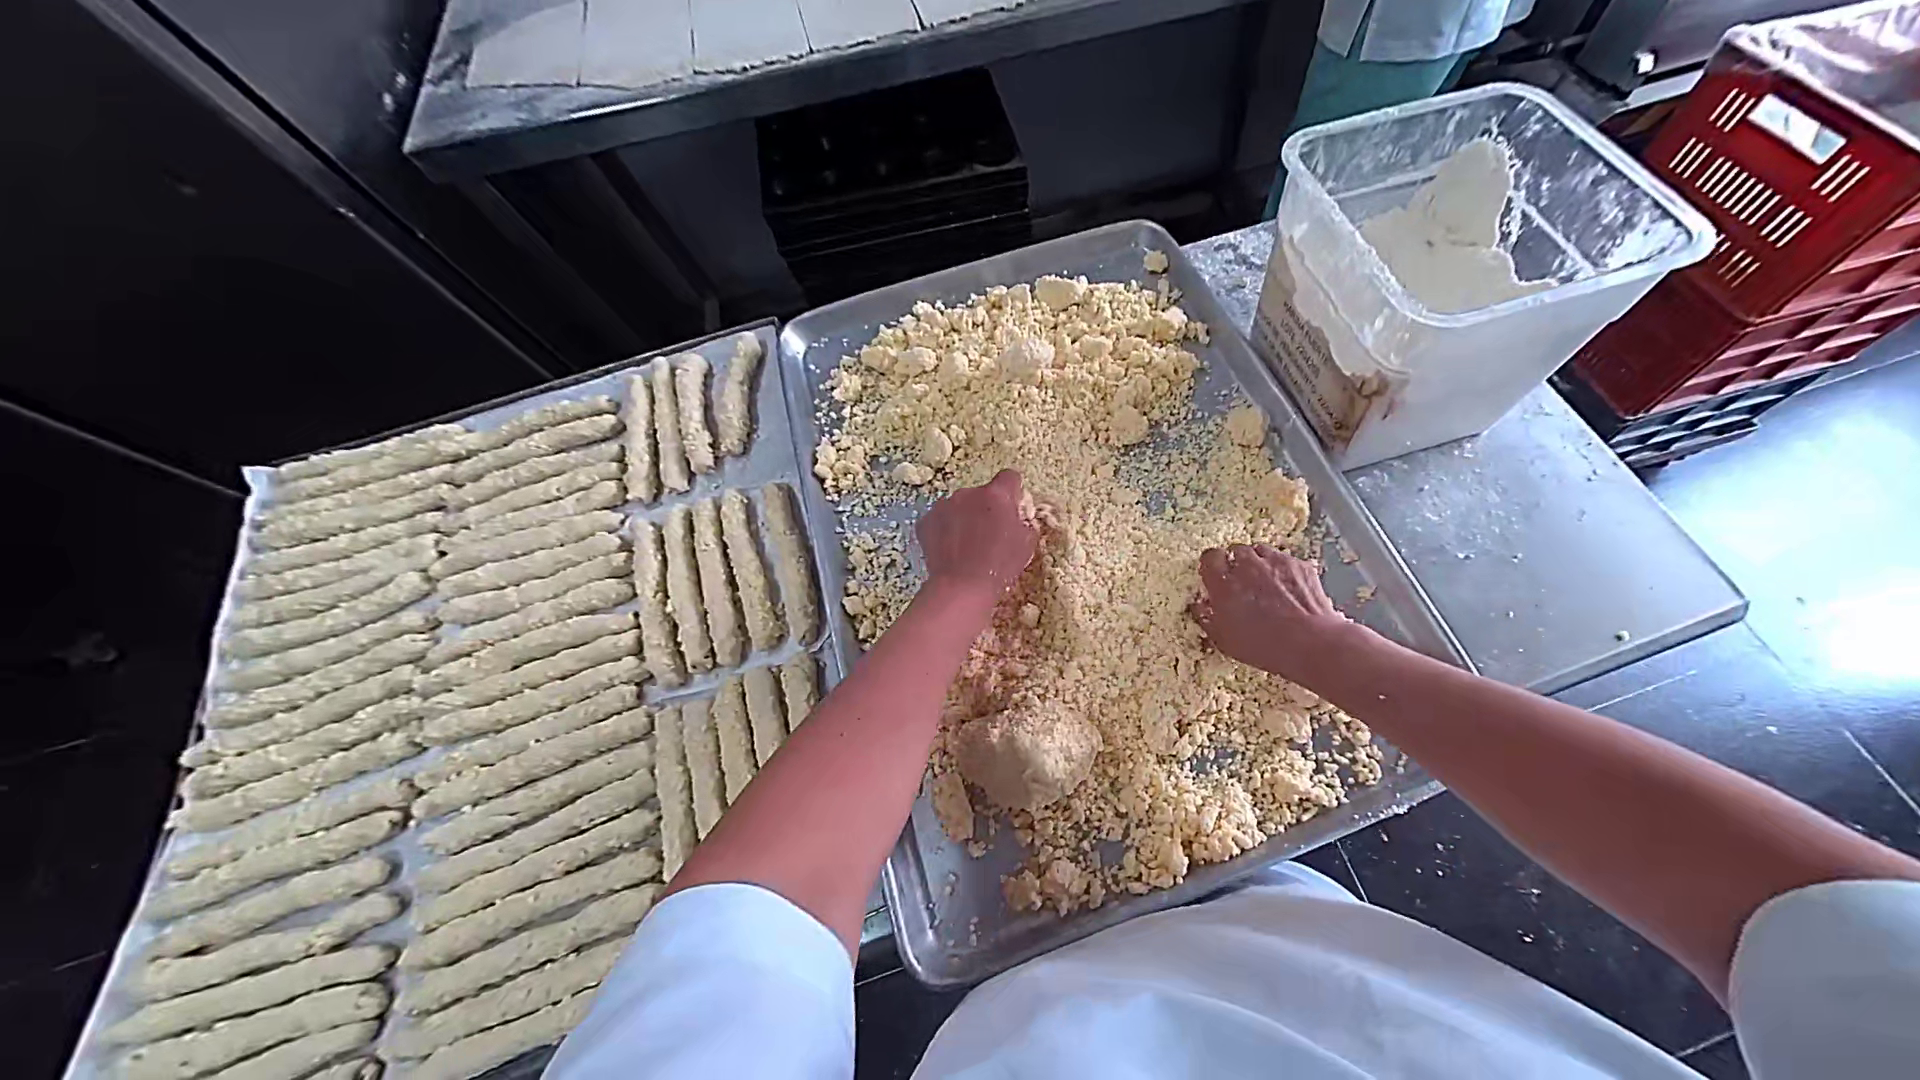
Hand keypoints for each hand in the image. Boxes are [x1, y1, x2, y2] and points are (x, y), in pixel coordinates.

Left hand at [917, 470, 1037, 594]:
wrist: (961, 587)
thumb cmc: (999, 567)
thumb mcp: (1026, 545)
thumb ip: (1025, 522)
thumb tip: (1019, 517)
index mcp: (997, 495)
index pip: (1009, 477)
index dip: (1013, 491)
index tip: (1012, 506)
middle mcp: (968, 494)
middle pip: (982, 493)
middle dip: (986, 508)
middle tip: (989, 534)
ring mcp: (943, 506)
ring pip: (959, 506)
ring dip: (965, 518)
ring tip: (968, 545)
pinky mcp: (925, 521)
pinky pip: (940, 520)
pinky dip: (945, 530)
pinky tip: (951, 550)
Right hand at [1191, 544, 1358, 681]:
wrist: (1311, 643)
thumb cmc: (1263, 645)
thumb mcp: (1224, 640)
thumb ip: (1206, 618)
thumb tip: (1198, 607)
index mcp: (1223, 583)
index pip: (1209, 557)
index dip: (1211, 565)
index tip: (1214, 575)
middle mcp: (1247, 566)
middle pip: (1235, 550)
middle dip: (1236, 562)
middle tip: (1241, 581)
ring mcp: (1274, 562)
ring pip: (1260, 551)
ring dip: (1258, 562)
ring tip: (1264, 582)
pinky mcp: (1299, 564)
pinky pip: (1284, 559)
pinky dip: (1282, 569)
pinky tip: (1287, 588)